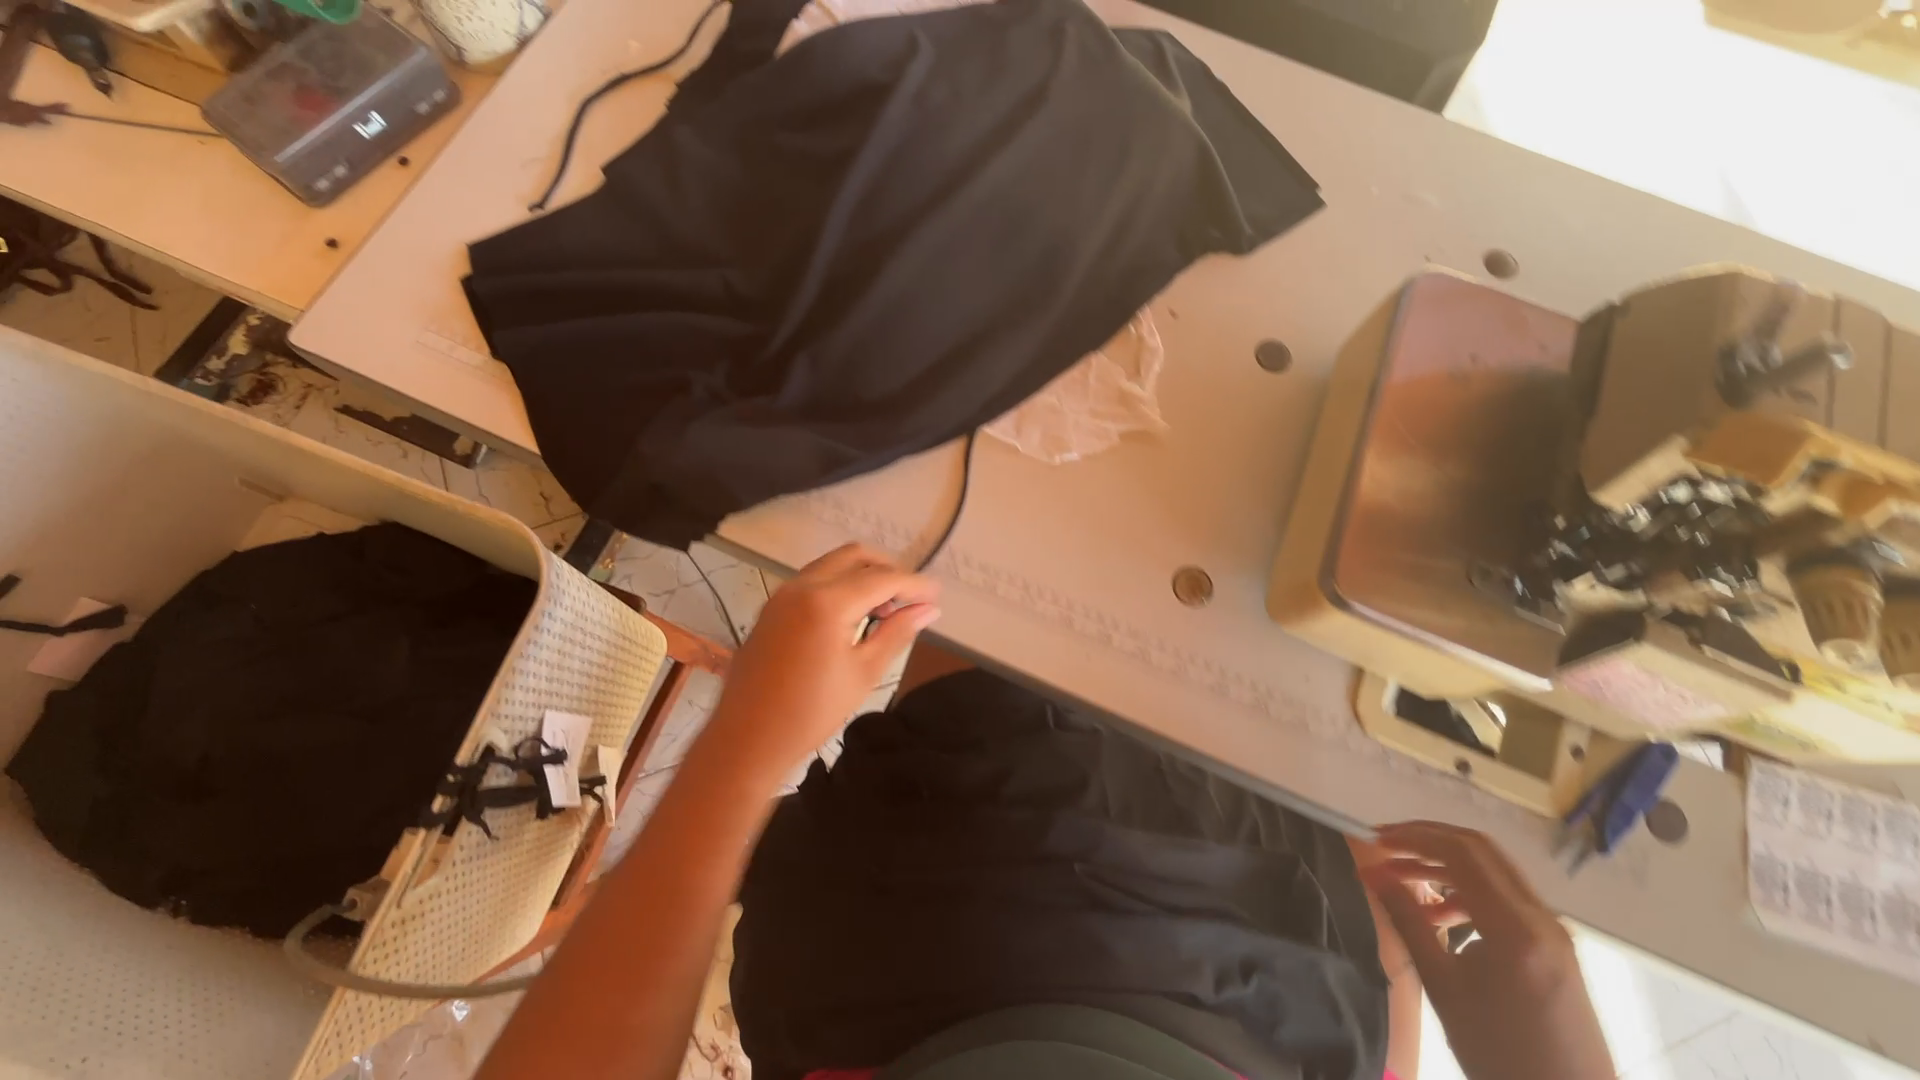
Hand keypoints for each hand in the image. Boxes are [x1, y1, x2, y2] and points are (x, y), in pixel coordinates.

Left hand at [704, 544, 940, 774]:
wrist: (747, 739)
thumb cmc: (812, 712)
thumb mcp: (864, 673)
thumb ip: (896, 633)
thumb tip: (928, 609)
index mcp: (827, 602)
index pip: (882, 578)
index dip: (913, 584)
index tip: (937, 594)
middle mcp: (802, 587)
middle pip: (854, 557)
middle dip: (887, 570)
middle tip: (909, 598)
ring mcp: (782, 595)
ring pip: (831, 565)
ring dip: (861, 576)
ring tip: (883, 611)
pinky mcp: (771, 609)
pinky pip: (812, 581)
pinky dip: (838, 586)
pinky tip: (851, 618)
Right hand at [1364, 821, 1614, 1079]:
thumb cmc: (1498, 1052)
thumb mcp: (1443, 986)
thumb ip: (1408, 921)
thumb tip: (1372, 874)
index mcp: (1515, 927)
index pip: (1462, 853)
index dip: (1415, 836)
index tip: (1375, 839)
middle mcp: (1541, 918)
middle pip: (1481, 851)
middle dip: (1429, 840)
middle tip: (1386, 845)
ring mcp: (1553, 931)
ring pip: (1494, 872)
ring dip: (1447, 865)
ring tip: (1403, 879)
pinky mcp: (1555, 946)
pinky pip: (1508, 899)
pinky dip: (1469, 891)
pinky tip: (1440, 914)